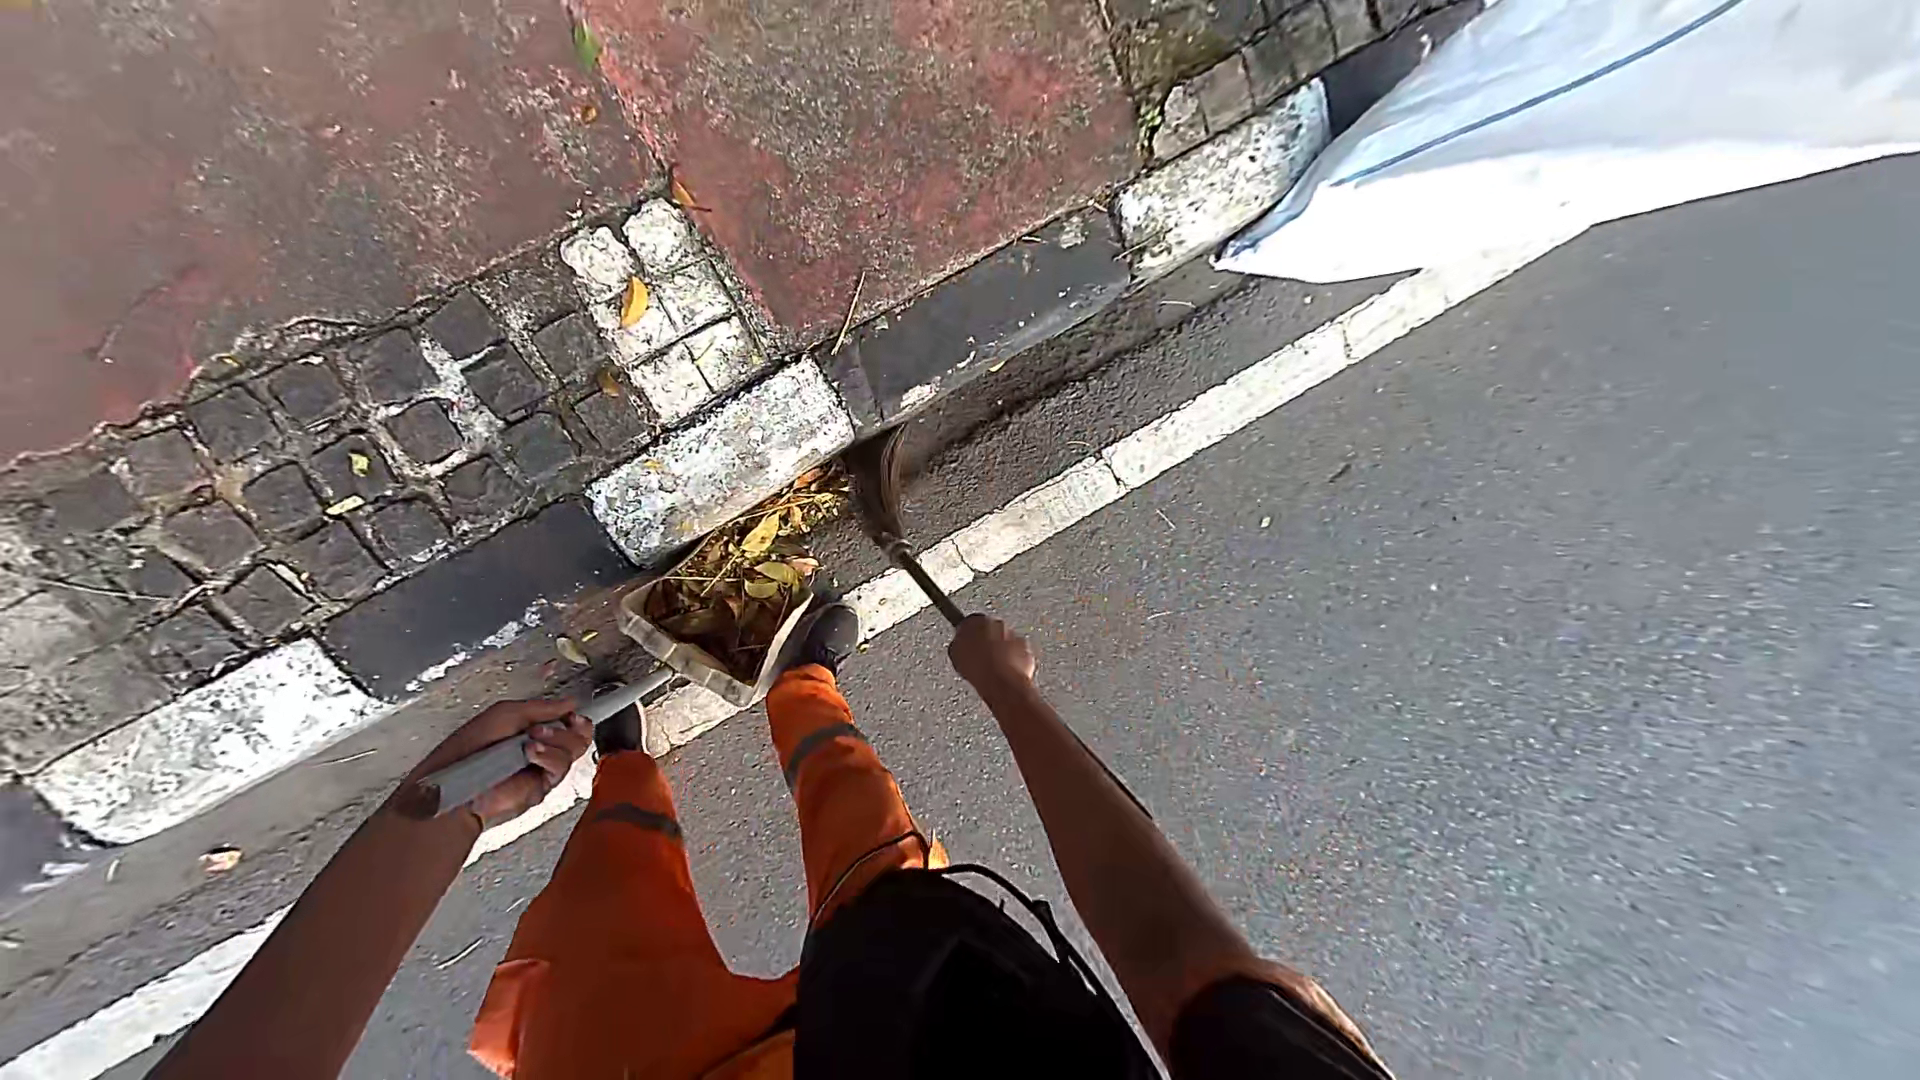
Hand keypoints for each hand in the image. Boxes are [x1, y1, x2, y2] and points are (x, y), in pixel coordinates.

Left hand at [397, 699, 591, 827]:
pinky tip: (531, 753)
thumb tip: (570, 703)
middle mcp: (542, 749)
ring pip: (575, 749)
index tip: (572, 714)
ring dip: (556, 739)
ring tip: (531, 740)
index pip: (570, 722)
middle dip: (572, 726)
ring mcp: (544, 768)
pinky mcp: (543, 786)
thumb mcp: (504, 714)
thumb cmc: (466, 751)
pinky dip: (549, 756)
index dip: (577, 717)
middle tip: (558, 724)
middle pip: (580, 735)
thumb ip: (540, 707)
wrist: (454, 785)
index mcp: (533, 731)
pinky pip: (562, 766)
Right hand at [948, 614, 1036, 691]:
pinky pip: (1018, 651)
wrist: (1000, 681)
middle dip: (987, 641)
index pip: (971, 623)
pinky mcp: (1025, 647)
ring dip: (1001, 650)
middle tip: (981, 658)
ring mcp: (1012, 635)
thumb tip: (960, 647)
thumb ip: (959, 645)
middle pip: (990, 630)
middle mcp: (996, 623)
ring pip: (1006, 640)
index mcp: (975, 621)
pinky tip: (1006, 671)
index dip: (969, 635)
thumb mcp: (956, 656)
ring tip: (994, 668)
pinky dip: (1014, 659)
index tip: (968, 642)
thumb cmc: (978, 669)